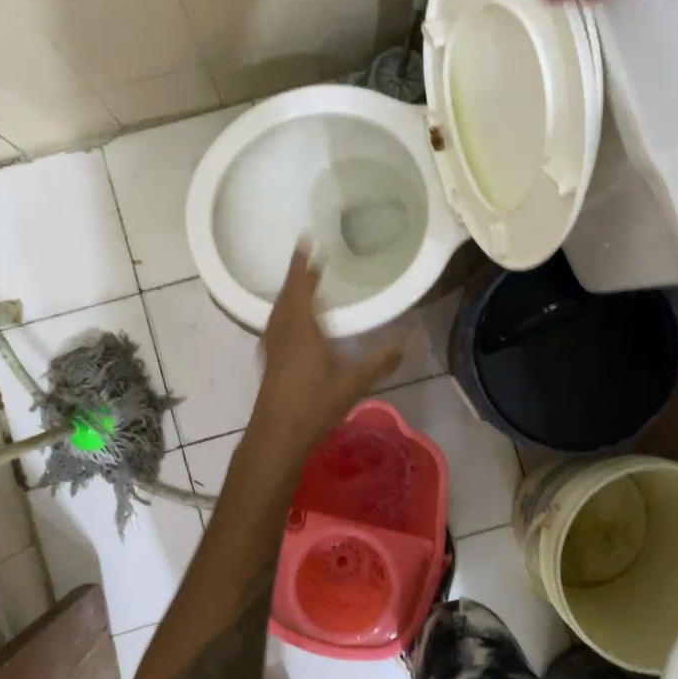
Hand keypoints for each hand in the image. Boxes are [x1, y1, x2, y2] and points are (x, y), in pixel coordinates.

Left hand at [253, 245, 401, 451]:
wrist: (277, 436)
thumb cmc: (314, 405)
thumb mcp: (354, 382)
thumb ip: (381, 361)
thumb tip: (409, 341)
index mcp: (300, 328)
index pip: (300, 287)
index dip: (303, 264)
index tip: (307, 242)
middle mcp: (281, 332)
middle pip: (286, 296)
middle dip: (296, 276)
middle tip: (306, 259)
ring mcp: (271, 349)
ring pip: (277, 312)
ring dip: (287, 295)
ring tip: (299, 287)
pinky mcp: (268, 364)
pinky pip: (274, 327)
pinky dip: (283, 315)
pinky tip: (289, 326)